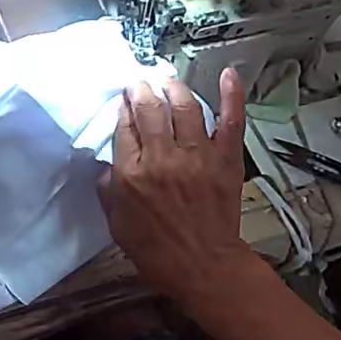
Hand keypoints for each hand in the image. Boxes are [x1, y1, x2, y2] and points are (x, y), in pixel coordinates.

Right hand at [98, 69, 260, 314]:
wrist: (203, 266)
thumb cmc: (155, 250)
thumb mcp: (116, 222)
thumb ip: (109, 188)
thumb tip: (108, 162)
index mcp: (131, 174)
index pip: (123, 127)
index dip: (122, 109)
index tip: (122, 100)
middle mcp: (162, 157)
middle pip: (149, 109)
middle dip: (142, 90)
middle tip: (140, 81)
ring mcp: (197, 155)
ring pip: (185, 107)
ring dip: (175, 86)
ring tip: (168, 78)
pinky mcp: (225, 158)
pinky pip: (231, 120)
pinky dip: (231, 95)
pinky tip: (229, 73)